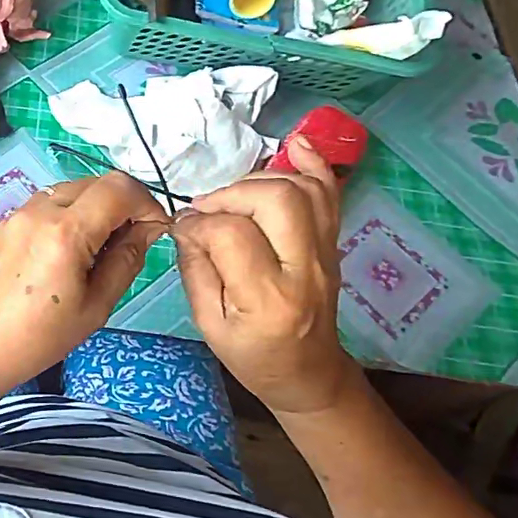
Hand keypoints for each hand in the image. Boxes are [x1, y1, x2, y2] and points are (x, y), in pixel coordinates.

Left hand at [0, 173, 168, 392]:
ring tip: (101, 245)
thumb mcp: (97, 305)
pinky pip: (51, 200)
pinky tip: (72, 246)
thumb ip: (127, 259)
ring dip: (98, 205)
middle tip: (132, 239)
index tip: (154, 228)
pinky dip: (72, 211)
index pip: (119, 189)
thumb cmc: (42, 336)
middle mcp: (41, 210)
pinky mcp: (8, 220)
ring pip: (74, 188)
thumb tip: (148, 229)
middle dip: (124, 203)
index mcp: (66, 233)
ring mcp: (21, 211)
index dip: (146, 203)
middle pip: (98, 182)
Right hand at [172, 137, 361, 413]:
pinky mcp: (333, 243)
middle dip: (231, 194)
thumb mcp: (208, 323)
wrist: (307, 372)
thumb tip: (188, 222)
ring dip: (261, 179)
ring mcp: (325, 253)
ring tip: (234, 196)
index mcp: (268, 299)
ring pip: (302, 188)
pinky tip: (293, 145)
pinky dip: (312, 163)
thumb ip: (195, 268)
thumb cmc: (252, 355)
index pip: (232, 234)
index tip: (184, 228)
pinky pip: (330, 192)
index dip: (199, 222)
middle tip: (209, 210)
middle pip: (275, 200)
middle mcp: (304, 269)